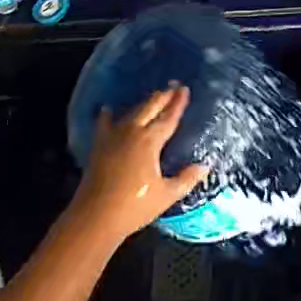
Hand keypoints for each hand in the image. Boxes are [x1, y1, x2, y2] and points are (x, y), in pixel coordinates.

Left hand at [66, 85, 209, 245]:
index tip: (184, 90)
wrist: (96, 215)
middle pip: (149, 108)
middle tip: (173, 86)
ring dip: (143, 103)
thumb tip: (204, 165)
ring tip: (153, 97)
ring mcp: (113, 135)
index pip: (168, 117)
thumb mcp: (167, 195)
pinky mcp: (99, 143)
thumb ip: (186, 178)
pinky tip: (108, 109)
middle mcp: (132, 131)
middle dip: (162, 96)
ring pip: (131, 112)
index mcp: (150, 141)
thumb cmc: (135, 206)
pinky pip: (105, 122)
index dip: (178, 104)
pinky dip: (109, 114)